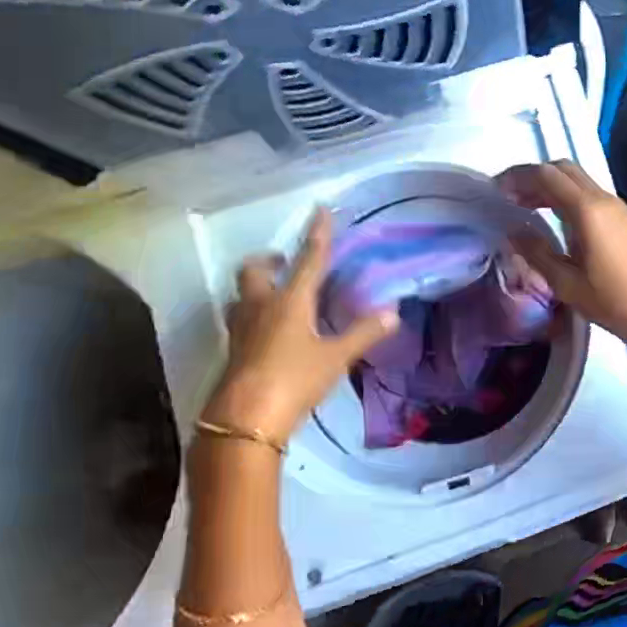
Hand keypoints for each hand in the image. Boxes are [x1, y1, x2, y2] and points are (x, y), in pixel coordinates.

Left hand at [203, 208, 398, 439]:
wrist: (247, 417)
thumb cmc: (294, 379)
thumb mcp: (335, 357)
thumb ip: (363, 333)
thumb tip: (393, 313)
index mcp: (290, 300)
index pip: (308, 259)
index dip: (317, 234)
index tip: (320, 209)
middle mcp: (260, 305)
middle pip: (256, 270)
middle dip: (270, 260)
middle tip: (285, 263)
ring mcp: (241, 327)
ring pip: (241, 294)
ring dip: (255, 287)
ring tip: (273, 295)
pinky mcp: (233, 348)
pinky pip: (239, 319)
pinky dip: (252, 314)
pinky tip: (266, 331)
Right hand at [496, 162, 626, 358]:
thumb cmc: (610, 301)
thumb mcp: (564, 282)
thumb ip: (535, 251)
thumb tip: (512, 231)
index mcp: (587, 211)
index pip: (547, 176)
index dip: (517, 177)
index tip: (496, 191)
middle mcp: (602, 199)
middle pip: (562, 168)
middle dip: (532, 176)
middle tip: (508, 196)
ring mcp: (615, 206)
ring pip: (576, 178)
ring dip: (548, 185)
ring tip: (522, 205)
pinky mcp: (620, 218)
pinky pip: (587, 193)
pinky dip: (563, 196)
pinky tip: (550, 217)